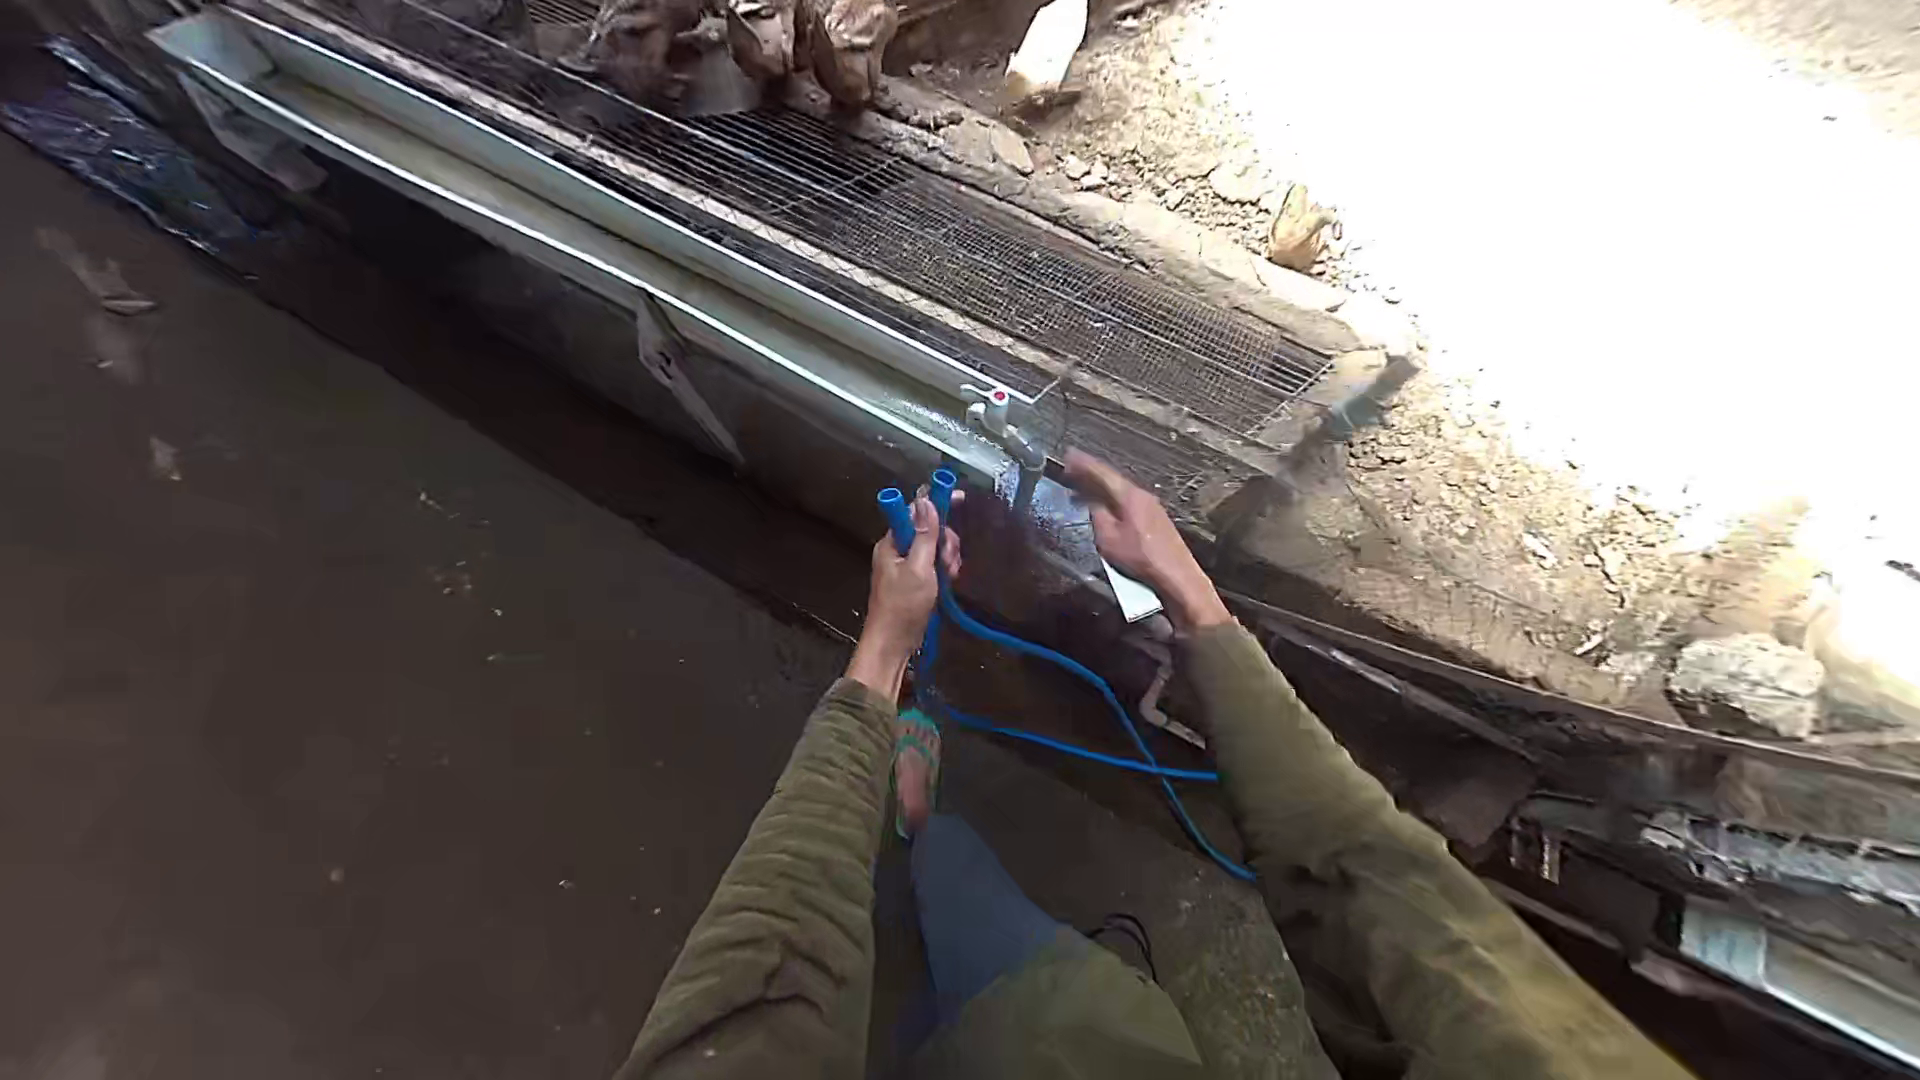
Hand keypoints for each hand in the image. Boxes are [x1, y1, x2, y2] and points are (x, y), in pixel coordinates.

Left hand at [846, 490, 962, 698]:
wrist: (893, 644)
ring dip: (947, 557)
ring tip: (949, 575)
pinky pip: (934, 565)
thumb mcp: (918, 568)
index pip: (914, 510)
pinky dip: (945, 570)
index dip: (936, 503)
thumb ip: (924, 536)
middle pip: (929, 529)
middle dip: (945, 540)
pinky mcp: (915, 580)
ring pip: (935, 547)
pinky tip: (949, 581)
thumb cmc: (903, 607)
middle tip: (949, 560)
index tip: (959, 499)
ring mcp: (906, 566)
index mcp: (892, 542)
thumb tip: (925, 500)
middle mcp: (897, 550)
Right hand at [1063, 449, 1230, 630]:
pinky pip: (1128, 500)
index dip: (1083, 463)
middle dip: (1090, 473)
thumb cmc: (1141, 558)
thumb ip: (1097, 515)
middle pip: (1112, 478)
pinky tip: (1104, 505)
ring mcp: (1151, 506)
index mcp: (1129, 496)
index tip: (1069, 455)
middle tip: (1072, 469)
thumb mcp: (1108, 538)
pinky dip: (1112, 498)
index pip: (1102, 472)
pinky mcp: (1155, 518)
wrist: (1176, 576)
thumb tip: (1093, 503)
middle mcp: (1142, 495)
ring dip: (1100, 487)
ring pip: (1120, 489)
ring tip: (1082, 487)